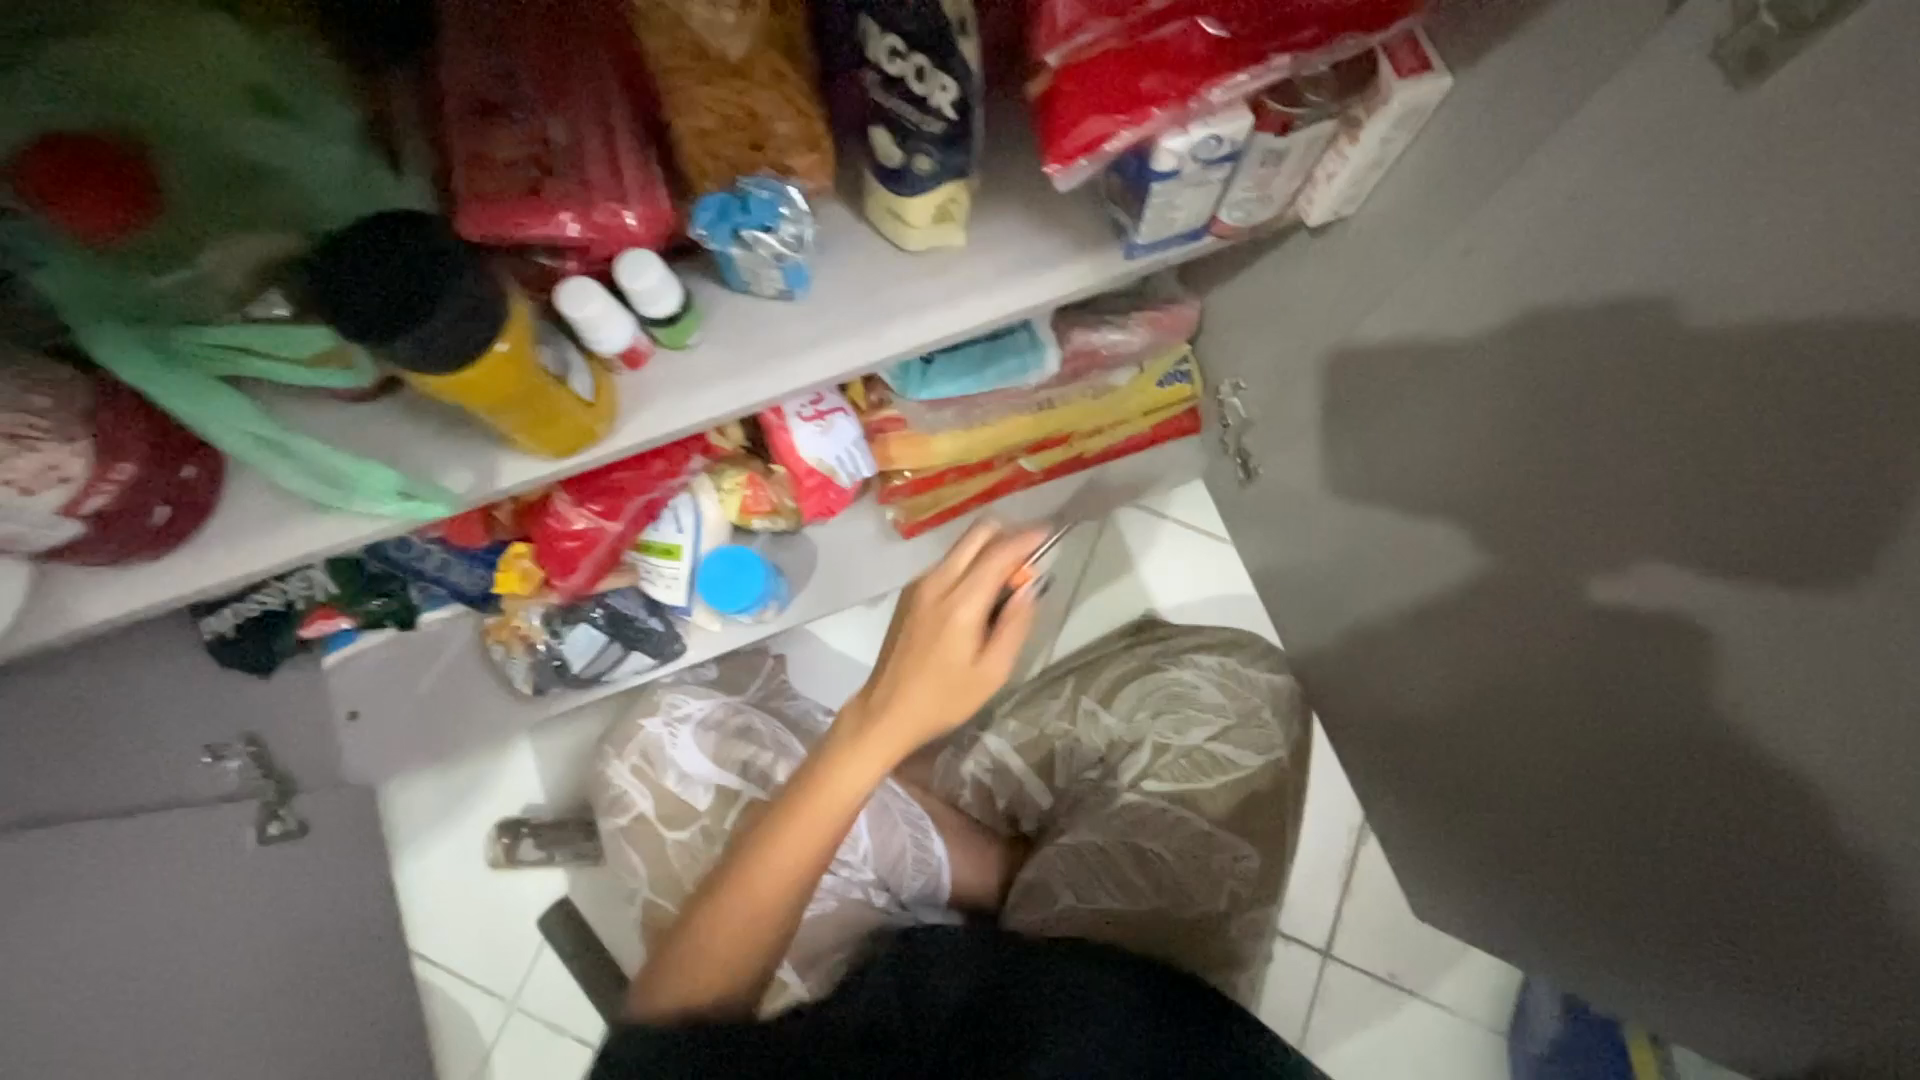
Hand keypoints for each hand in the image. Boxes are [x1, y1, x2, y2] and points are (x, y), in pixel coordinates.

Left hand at [835, 521, 1047, 766]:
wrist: (886, 710)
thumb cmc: (944, 699)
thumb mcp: (993, 672)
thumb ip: (1015, 624)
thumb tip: (1030, 586)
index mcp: (960, 602)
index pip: (999, 551)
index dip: (1028, 538)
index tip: (1049, 533)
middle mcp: (937, 582)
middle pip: (977, 533)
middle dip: (1008, 535)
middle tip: (1029, 560)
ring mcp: (919, 584)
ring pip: (962, 546)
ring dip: (989, 551)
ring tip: (1008, 584)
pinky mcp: (910, 592)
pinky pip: (948, 563)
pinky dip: (971, 565)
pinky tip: (980, 597)